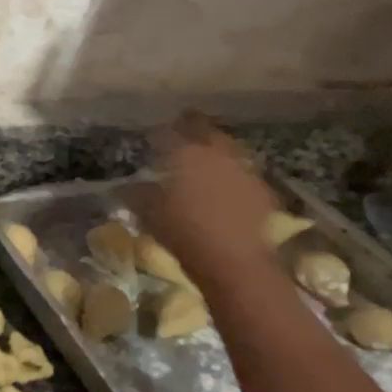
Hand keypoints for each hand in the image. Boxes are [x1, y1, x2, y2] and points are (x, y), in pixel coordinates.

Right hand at [124, 112, 280, 279]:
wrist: (234, 261)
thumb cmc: (181, 231)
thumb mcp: (146, 211)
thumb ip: (137, 191)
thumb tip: (128, 185)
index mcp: (187, 152)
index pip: (171, 130)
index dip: (160, 132)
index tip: (152, 139)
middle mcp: (219, 154)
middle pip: (208, 132)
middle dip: (194, 134)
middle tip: (181, 142)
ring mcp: (245, 171)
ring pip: (229, 151)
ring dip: (216, 155)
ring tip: (203, 167)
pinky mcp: (264, 192)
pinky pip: (243, 175)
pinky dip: (232, 177)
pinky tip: (224, 191)